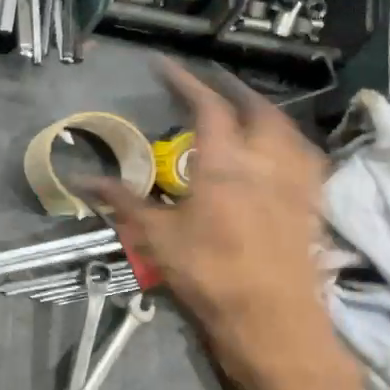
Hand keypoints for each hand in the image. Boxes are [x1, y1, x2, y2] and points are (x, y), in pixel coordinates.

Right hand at [85, 58, 337, 389]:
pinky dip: (288, 143)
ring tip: (245, 111)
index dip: (187, 82)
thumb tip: (78, 178)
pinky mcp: (311, 208)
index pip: (208, 109)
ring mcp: (297, 186)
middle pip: (259, 112)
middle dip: (233, 92)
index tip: (165, 66)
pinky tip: (276, 154)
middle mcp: (268, 166)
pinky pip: (306, 160)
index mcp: (226, 166)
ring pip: (289, 133)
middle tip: (208, 85)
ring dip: (266, 113)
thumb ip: (122, 201)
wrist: (273, 323)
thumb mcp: (154, 236)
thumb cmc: (208, 274)